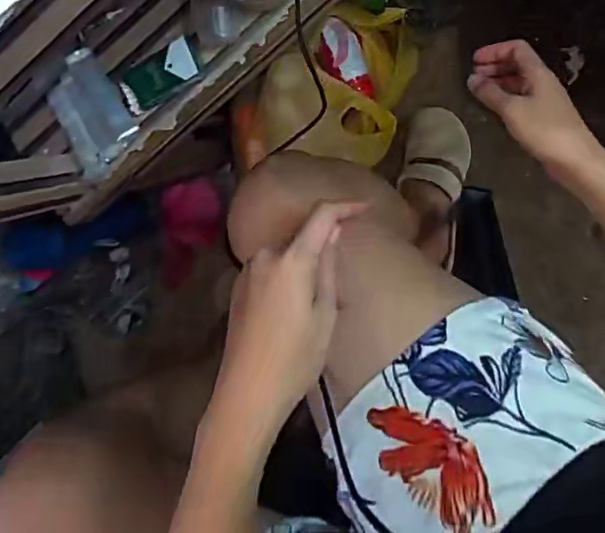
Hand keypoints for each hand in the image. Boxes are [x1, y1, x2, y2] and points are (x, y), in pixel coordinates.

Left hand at [209, 200, 366, 444]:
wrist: (245, 398)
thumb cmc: (295, 360)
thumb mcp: (324, 316)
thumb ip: (328, 268)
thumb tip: (333, 232)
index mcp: (291, 259)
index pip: (321, 215)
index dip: (345, 206)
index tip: (366, 207)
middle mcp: (265, 256)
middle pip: (301, 236)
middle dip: (323, 246)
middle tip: (341, 278)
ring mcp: (247, 272)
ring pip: (286, 254)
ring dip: (304, 264)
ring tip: (318, 303)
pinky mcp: (238, 289)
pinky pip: (271, 269)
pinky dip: (287, 276)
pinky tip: (293, 311)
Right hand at [468, 40, 604, 179]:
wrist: (577, 161)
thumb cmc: (545, 130)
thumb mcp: (512, 110)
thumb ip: (490, 92)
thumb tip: (472, 79)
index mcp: (538, 73)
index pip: (516, 48)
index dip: (495, 50)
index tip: (475, 61)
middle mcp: (543, 82)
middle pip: (518, 63)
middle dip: (494, 65)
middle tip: (474, 76)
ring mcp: (546, 100)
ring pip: (520, 81)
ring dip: (499, 82)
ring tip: (480, 91)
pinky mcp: (546, 117)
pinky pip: (523, 98)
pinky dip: (507, 97)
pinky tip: (496, 108)